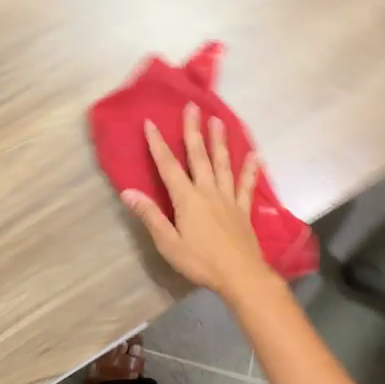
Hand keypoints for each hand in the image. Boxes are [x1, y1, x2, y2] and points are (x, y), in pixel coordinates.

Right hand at [122, 103, 278, 303]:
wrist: (241, 276)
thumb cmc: (201, 262)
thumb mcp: (168, 243)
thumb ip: (150, 216)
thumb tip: (129, 192)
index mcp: (187, 199)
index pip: (168, 166)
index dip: (158, 144)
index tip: (150, 123)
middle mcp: (208, 191)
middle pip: (199, 156)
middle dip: (193, 131)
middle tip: (193, 107)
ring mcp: (228, 198)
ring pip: (223, 164)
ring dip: (220, 141)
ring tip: (218, 121)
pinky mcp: (243, 209)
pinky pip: (247, 185)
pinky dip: (250, 169)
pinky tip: (255, 155)